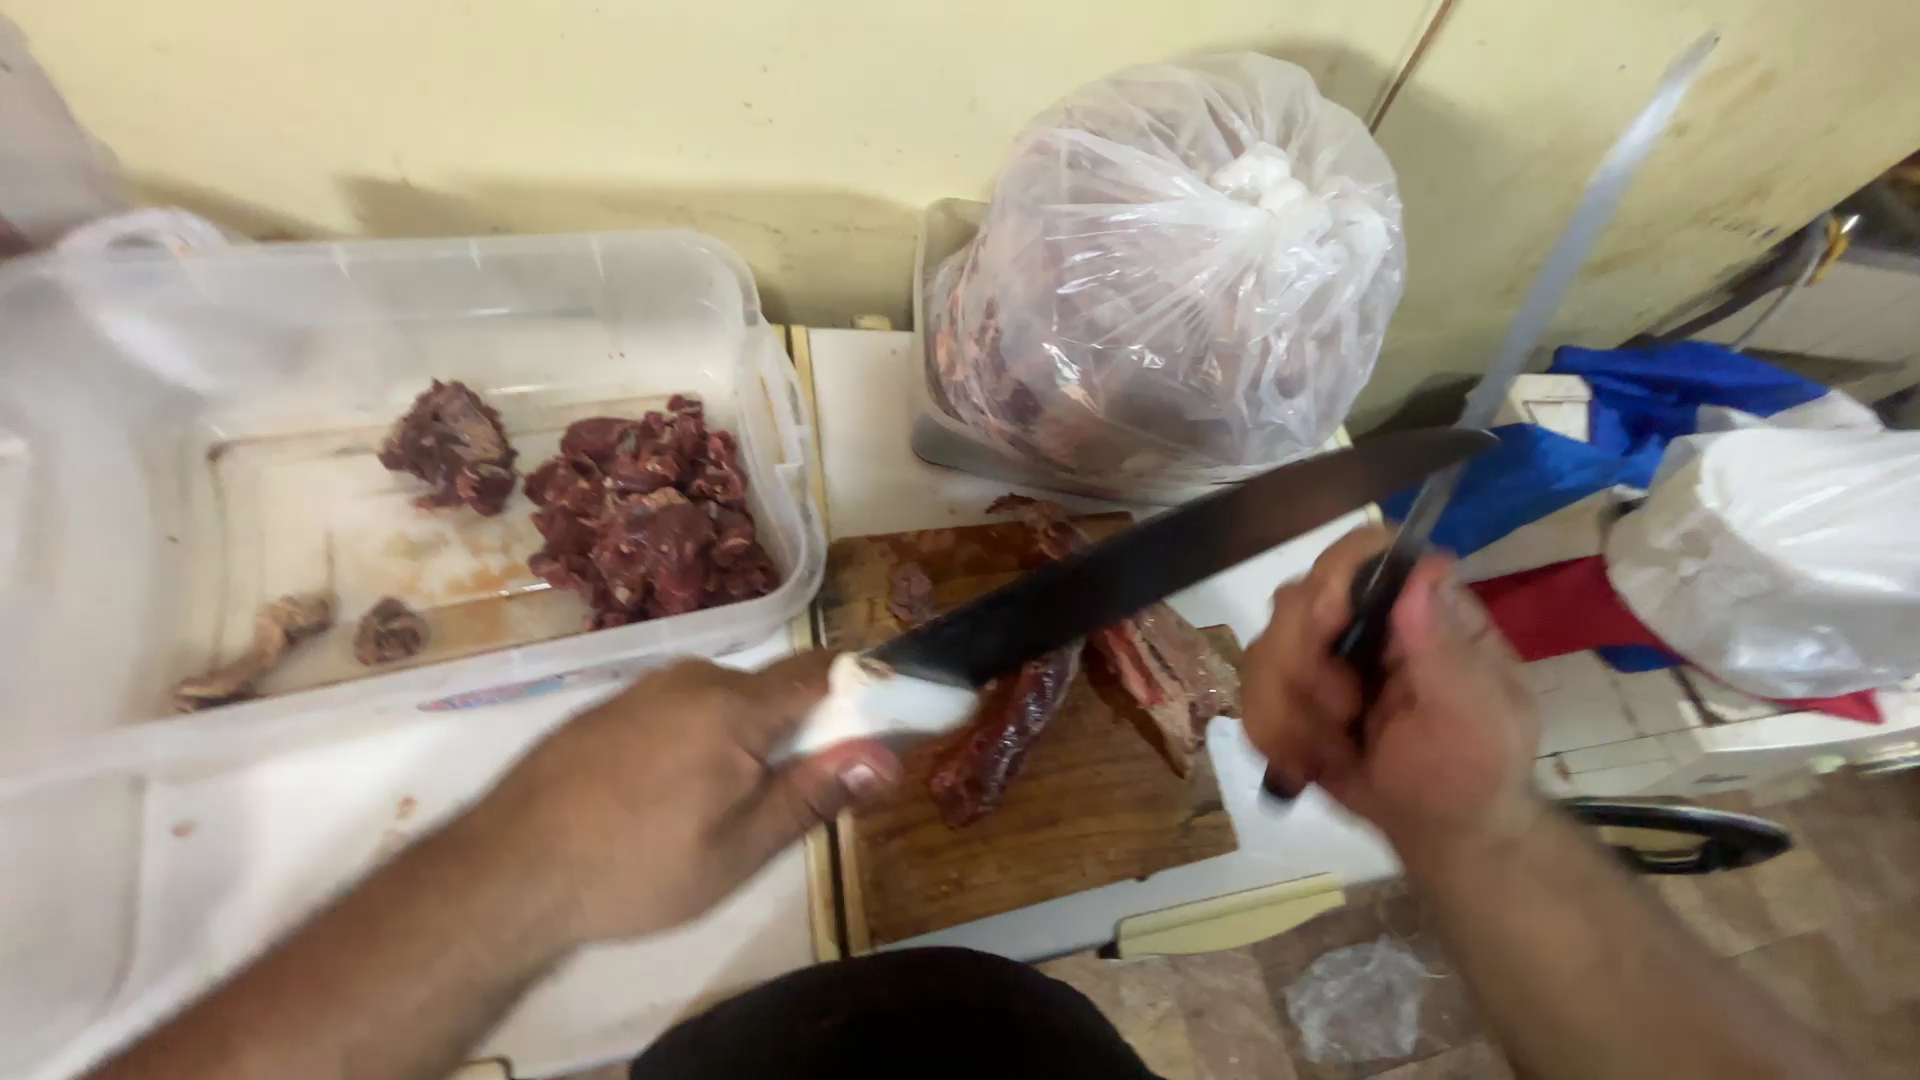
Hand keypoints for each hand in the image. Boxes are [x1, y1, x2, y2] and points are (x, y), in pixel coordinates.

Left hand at [460, 652, 900, 943]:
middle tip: (793, 792)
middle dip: (802, 727)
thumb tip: (888, 755)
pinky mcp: (615, 704)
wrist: (501, 874)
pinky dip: (706, 736)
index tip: (887, 718)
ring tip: (725, 803)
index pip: (825, 670)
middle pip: (777, 687)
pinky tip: (674, 791)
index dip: (864, 687)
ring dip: (751, 736)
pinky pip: (687, 706)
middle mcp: (696, 677)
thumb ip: (815, 795)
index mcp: (735, 705)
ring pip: (730, 699)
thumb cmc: (636, 868)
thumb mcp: (739, 849)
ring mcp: (649, 686)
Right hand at [1240, 527, 1542, 866]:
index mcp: (1416, 608)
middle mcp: (1361, 618)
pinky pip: (1247, 693)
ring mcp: (1316, 652)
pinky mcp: (1285, 688)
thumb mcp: (1479, 720)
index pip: (1361, 553)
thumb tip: (1423, 570)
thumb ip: (1447, 650)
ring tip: (1335, 747)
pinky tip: (1312, 758)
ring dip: (1292, 712)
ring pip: (1261, 650)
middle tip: (1345, 714)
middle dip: (1305, 669)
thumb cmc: (1473, 774)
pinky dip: (1276, 733)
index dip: (1333, 580)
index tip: (1331, 627)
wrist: (1438, 831)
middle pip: (1294, 602)